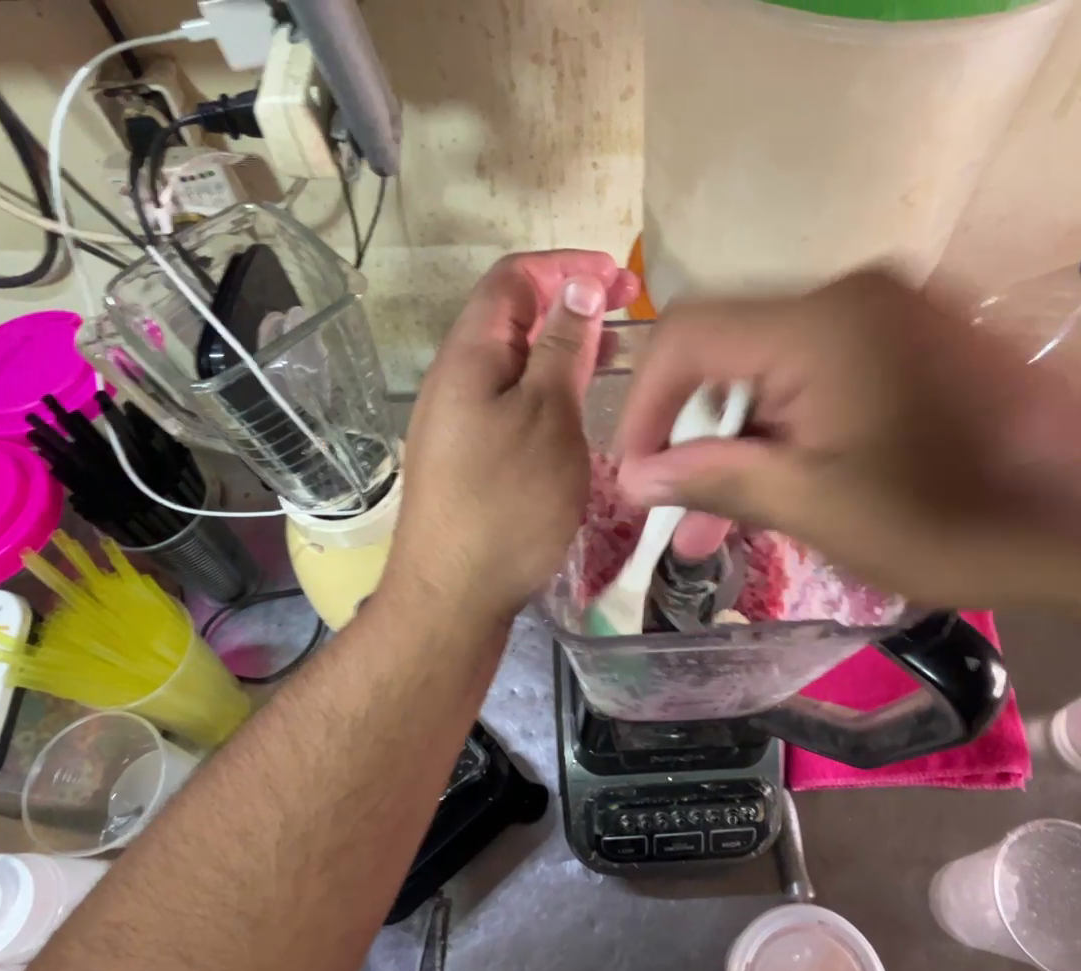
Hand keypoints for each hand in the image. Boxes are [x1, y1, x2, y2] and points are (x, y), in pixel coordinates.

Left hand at [384, 251, 640, 621]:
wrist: (452, 594)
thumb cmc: (508, 502)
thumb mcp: (548, 417)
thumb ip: (561, 347)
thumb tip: (577, 286)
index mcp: (470, 353)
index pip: (514, 277)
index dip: (567, 266)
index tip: (622, 280)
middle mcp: (456, 376)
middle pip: (512, 316)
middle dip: (569, 304)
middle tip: (627, 317)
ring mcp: (458, 418)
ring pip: (515, 361)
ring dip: (562, 349)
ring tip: (614, 360)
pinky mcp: (468, 454)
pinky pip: (511, 400)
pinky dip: (548, 389)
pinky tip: (578, 411)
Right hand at [616, 270, 1080, 611]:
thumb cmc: (952, 518)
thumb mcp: (814, 506)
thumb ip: (713, 477)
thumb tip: (632, 474)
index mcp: (820, 321)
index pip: (687, 333)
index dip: (645, 406)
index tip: (636, 479)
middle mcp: (853, 295)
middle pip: (734, 352)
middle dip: (698, 436)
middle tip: (684, 517)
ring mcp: (897, 313)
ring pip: (781, 371)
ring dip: (748, 441)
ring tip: (734, 522)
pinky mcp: (927, 340)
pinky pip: (831, 375)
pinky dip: (798, 429)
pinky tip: (800, 486)